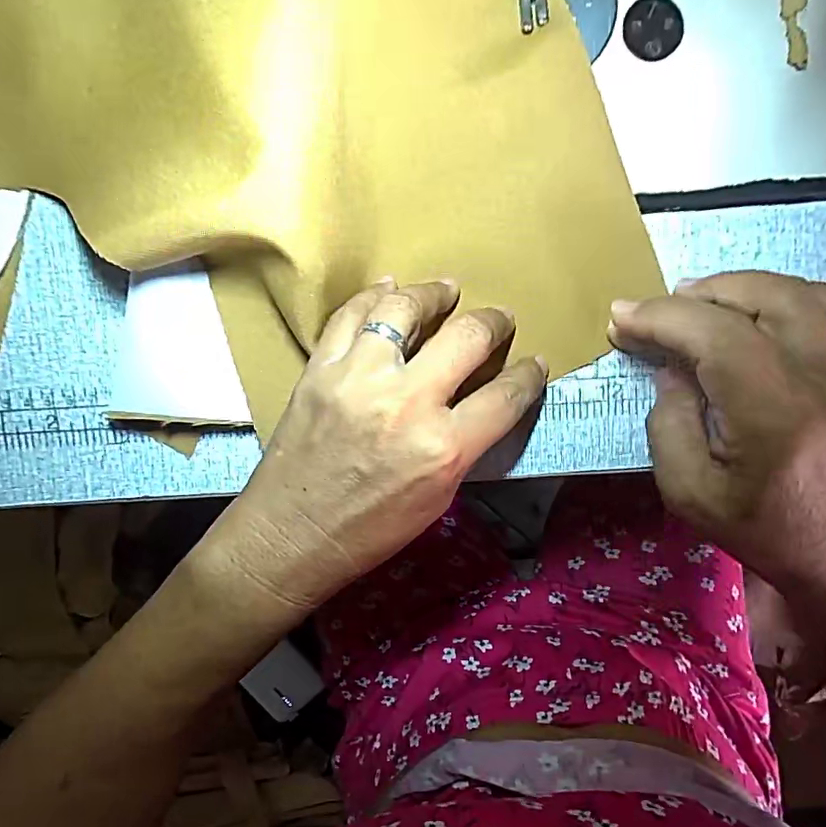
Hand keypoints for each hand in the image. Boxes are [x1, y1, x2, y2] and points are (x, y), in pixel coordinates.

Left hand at [199, 278, 546, 613]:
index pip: (506, 396)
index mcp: (443, 449)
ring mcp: (358, 380)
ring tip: (445, 291)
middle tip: (500, 319)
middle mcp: (406, 404)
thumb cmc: (368, 531)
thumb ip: (462, 446)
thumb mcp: (437, 499)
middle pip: (466, 338)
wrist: (292, 536)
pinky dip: (373, 298)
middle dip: (494, 322)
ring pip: (403, 309)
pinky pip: (349, 316)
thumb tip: (479, 403)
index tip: (533, 364)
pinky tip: (388, 291)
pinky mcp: (320, 370)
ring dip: (432, 294)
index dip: (528, 376)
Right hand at [608, 272, 825, 597]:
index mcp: (772, 415)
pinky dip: (784, 296)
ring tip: (697, 306)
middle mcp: (818, 379)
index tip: (621, 317)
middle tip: (652, 313)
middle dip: (695, 295)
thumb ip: (668, 423)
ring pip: (798, 291)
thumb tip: (671, 368)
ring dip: (739, 289)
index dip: (663, 317)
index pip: (718, 335)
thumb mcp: (684, 489)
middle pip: (762, 298)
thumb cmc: (750, 523)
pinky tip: (753, 315)